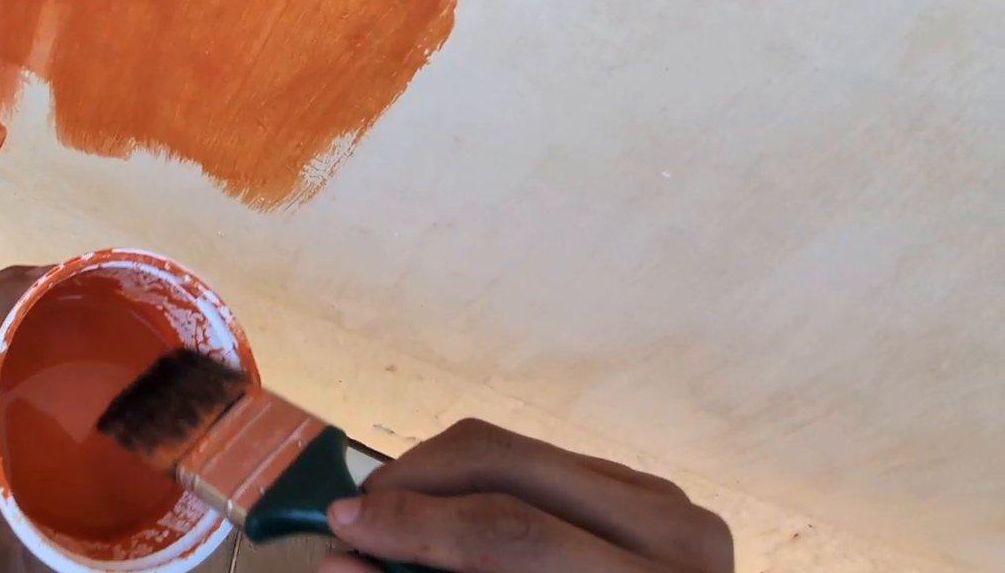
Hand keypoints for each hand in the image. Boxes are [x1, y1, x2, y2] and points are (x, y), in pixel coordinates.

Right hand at [320, 419, 733, 572]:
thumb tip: (336, 563)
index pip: (510, 533)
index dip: (416, 525)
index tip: (340, 523)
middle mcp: (672, 536)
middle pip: (500, 463)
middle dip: (410, 481)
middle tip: (357, 510)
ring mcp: (659, 499)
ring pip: (504, 446)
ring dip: (430, 474)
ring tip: (394, 510)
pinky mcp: (637, 481)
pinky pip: (523, 453)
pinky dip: (466, 477)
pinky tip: (446, 509)